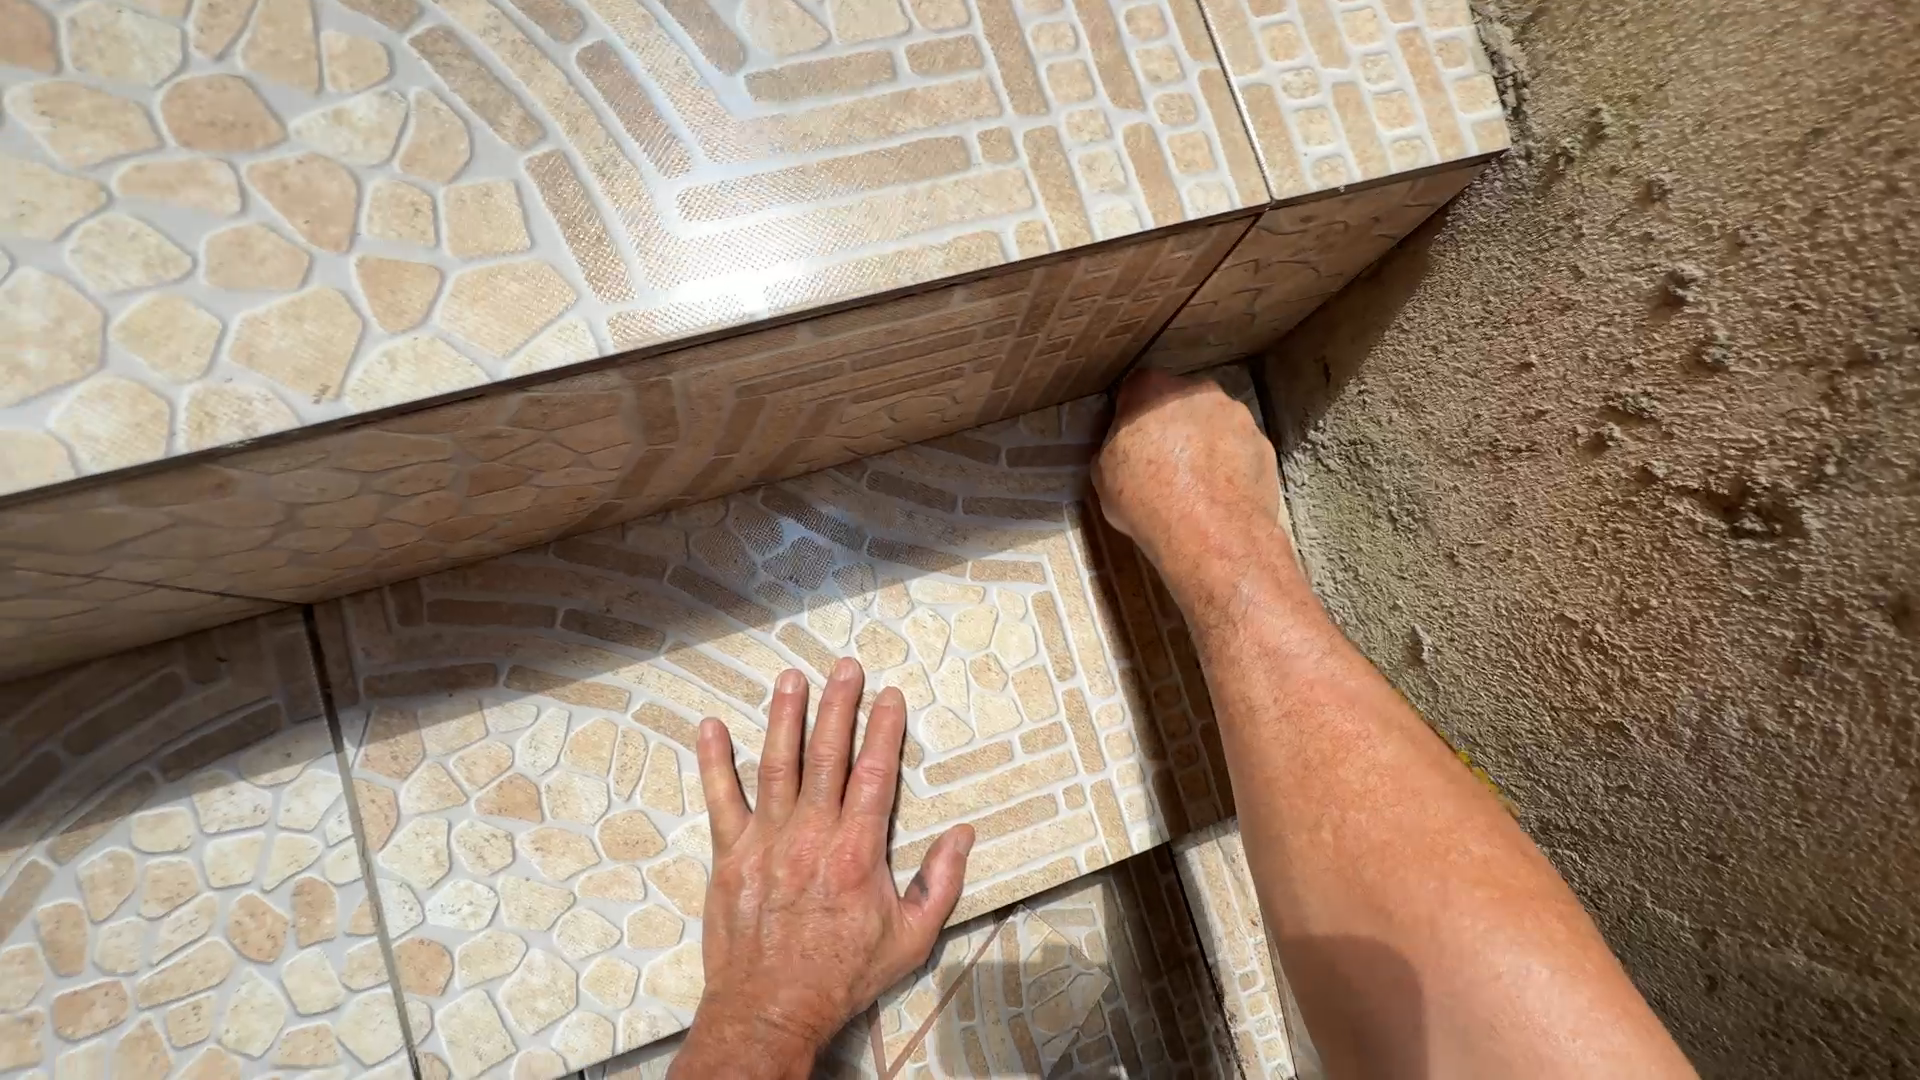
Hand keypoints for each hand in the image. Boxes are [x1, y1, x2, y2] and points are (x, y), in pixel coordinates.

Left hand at [671, 659, 974, 1077]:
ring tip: (792, 678)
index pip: (875, 773)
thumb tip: (964, 833)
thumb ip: (941, 883)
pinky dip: (714, 761)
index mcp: (856, 851)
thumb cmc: (843, 974)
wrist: (769, 1011)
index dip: (884, 729)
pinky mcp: (730, 854)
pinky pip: (720, 799)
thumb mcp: (911, 939)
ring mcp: (766, 841)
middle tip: (845, 667)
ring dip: (785, 717)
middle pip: (827, 755)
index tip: (890, 695)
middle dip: (838, 705)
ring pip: (777, 764)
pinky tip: (711, 726)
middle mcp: (811, 835)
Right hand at [1093, 369, 1283, 575]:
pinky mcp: (1263, 443)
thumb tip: (1120, 446)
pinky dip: (1230, 464)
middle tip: (1161, 462)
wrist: (1209, 531)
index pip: (1137, 387)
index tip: (1129, 439)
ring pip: (1214, 423)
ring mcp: (1237, 415)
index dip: (1132, 413)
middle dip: (1172, 425)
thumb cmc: (1145, 499)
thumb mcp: (1103, 476)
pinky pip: (1239, 448)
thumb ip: (1112, 447)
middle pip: (1180, 402)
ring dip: (1203, 444)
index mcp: (1152, 390)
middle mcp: (1198, 391)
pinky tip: (1219, 495)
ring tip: (1194, 485)